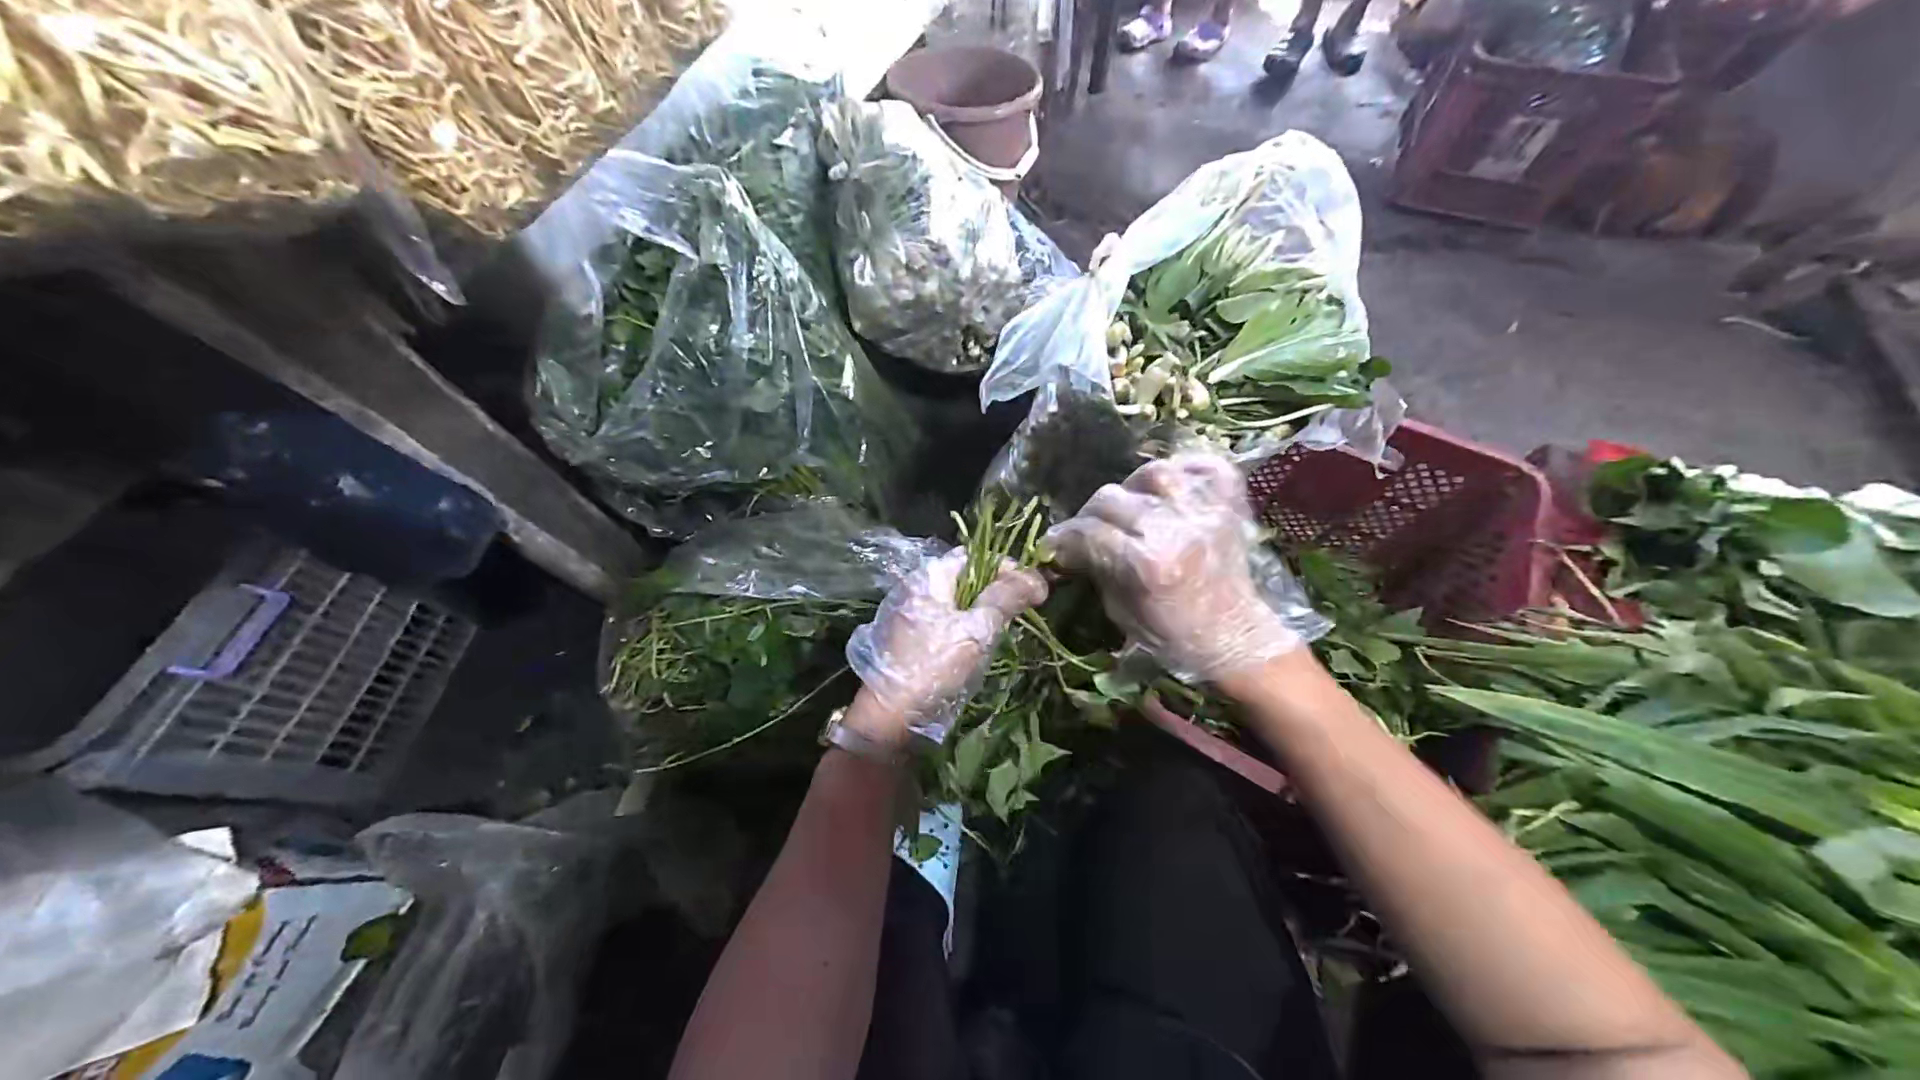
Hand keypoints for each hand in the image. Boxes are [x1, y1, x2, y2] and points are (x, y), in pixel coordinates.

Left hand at [844, 548, 1047, 747]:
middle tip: (1023, 611)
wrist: (891, 717)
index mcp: (929, 576)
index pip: (974, 556)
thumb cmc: (935, 666)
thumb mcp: (977, 631)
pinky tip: (979, 647)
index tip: (1033, 589)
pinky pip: (946, 622)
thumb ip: (1006, 598)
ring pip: (958, 602)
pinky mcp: (910, 638)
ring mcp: (911, 613)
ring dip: (984, 612)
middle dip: (998, 591)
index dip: (1007, 567)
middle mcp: (916, 588)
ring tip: (1005, 630)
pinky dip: (966, 628)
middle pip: (967, 578)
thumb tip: (1036, 578)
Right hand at [1047, 451, 1300, 681]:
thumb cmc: (1173, 636)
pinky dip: (1184, 470)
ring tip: (1128, 504)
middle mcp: (1174, 531)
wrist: (1235, 640)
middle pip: (1112, 498)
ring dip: (1132, 486)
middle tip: (1087, 530)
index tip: (1055, 545)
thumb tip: (1070, 547)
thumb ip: (1097, 569)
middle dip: (1089, 515)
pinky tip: (1168, 488)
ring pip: (1154, 473)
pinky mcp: (1228, 508)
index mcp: (1146, 564)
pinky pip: (1206, 468)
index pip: (1089, 532)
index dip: (1064, 537)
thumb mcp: (1120, 610)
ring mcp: (1204, 514)